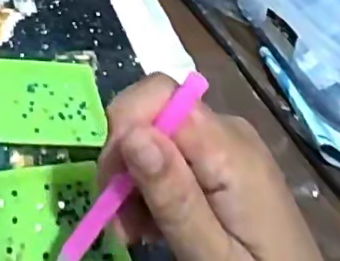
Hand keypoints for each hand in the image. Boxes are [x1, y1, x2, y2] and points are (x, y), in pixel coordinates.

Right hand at [98, 75, 322, 260]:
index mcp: (230, 147)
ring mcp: (227, 146)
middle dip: (123, 155)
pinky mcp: (224, 165)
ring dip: (132, 176)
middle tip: (114, 219)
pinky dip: (151, 183)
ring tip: (130, 233)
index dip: (124, 127)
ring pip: (156, 132)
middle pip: (154, 110)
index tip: (109, 185)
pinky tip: (149, 224)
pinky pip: (172, 153)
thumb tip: (131, 134)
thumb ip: (174, 198)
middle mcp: (228, 130)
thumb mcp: (216, 260)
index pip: (160, 93)